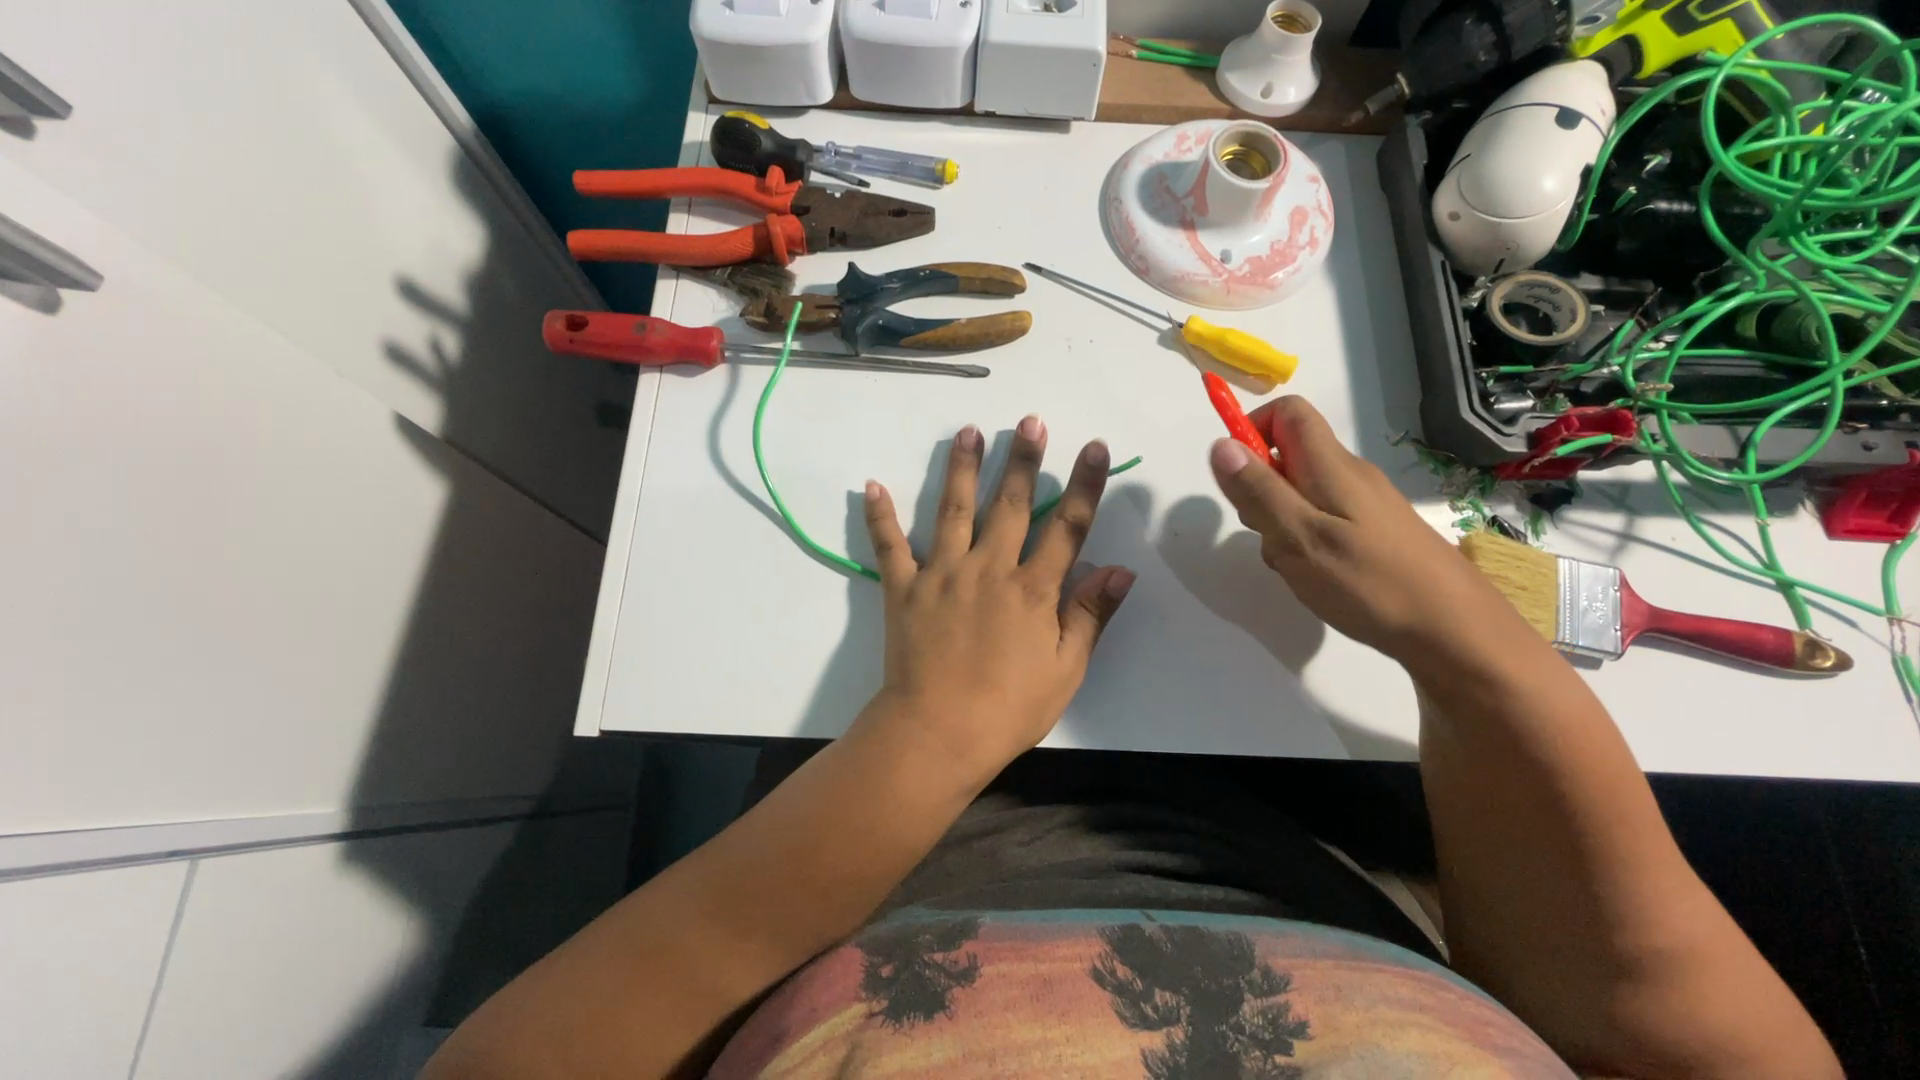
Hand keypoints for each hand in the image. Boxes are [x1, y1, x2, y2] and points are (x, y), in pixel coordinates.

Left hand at [861, 415, 1134, 778]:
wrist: (937, 734)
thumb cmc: (1009, 709)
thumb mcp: (1066, 669)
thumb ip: (1091, 615)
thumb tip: (1121, 568)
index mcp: (1032, 590)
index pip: (1067, 527)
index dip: (1083, 485)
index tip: (1093, 446)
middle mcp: (989, 569)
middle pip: (1010, 505)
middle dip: (1023, 459)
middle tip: (1029, 421)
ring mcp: (942, 574)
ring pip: (953, 510)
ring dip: (960, 468)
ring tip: (967, 431)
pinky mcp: (903, 589)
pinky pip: (890, 546)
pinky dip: (880, 517)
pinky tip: (872, 485)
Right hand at [1207, 396, 1510, 662]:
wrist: (1453, 630)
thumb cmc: (1369, 582)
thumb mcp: (1299, 538)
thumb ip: (1258, 491)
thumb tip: (1221, 444)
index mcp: (1330, 466)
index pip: (1288, 413)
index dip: (1253, 431)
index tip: (1236, 476)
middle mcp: (1350, 476)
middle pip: (1290, 458)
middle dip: (1260, 490)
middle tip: (1264, 534)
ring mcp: (1365, 506)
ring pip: (1303, 496)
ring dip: (1280, 523)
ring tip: (1293, 566)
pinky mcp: (1375, 534)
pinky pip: (1324, 521)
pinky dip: (1305, 542)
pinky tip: (1316, 579)